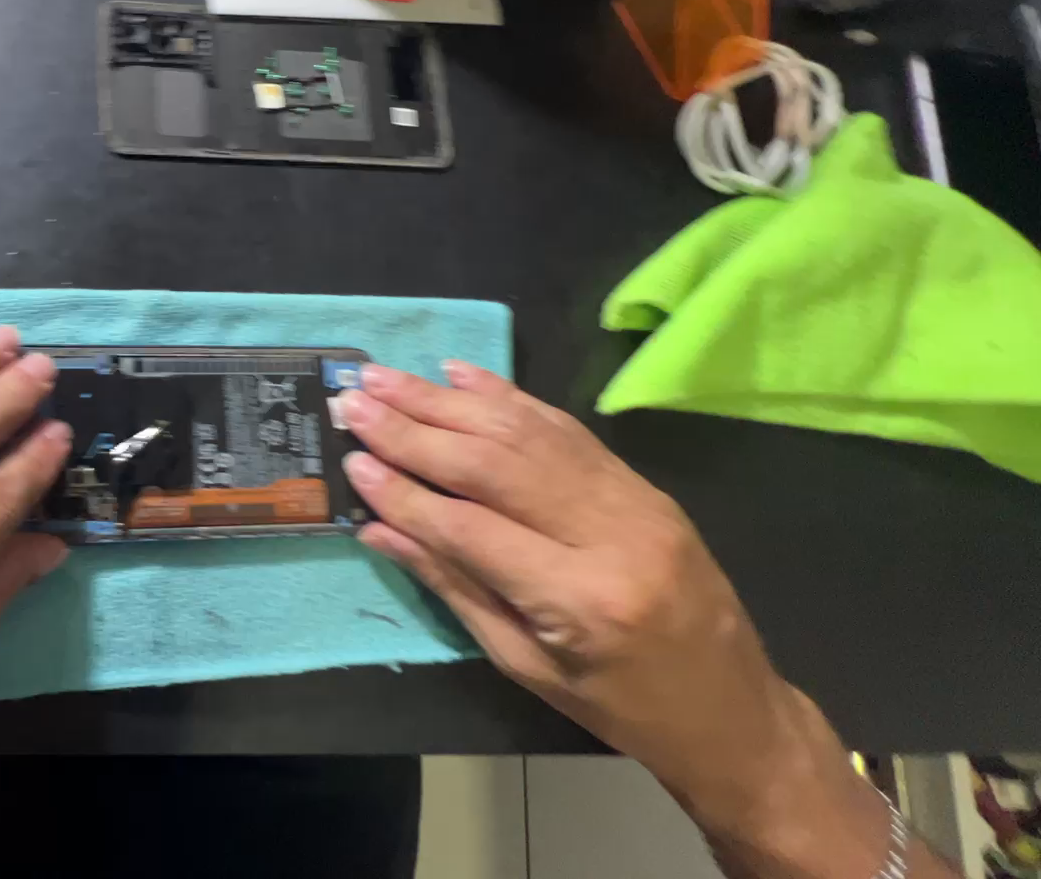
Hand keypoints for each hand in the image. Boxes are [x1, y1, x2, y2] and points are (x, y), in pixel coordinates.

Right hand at [339, 362, 897, 874]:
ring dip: (443, 400)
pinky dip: (503, 393)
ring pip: (521, 432)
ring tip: (385, 378)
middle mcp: (608, 533)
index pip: (467, 528)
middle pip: (490, 464)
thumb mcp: (522, 662)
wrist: (736, 712)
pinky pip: (560, 426)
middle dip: (411, 430)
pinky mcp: (638, 481)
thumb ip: (450, 584)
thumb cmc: (618, 704)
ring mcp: (631, 498)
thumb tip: (378, 527)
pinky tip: (457, 374)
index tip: (349, 461)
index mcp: (579, 599)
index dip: (402, 492)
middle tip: (353, 402)